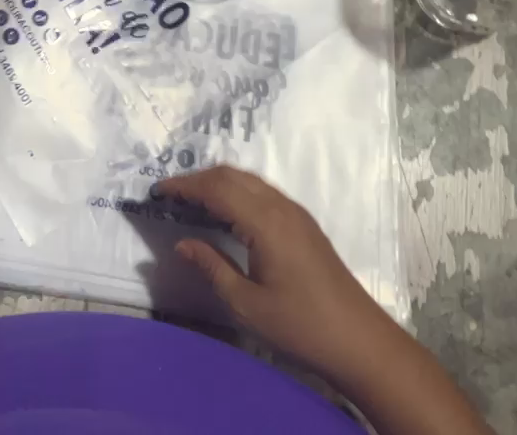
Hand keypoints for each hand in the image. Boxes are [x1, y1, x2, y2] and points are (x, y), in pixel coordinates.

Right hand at [155, 165, 404, 374]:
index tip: (158, 191)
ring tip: (192, 198)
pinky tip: (226, 211)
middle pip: (233, 175)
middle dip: (199, 178)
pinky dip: (237, 190)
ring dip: (219, 181)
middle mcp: (281, 207)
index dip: (185, 186)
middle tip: (170, 193)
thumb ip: (212, 267)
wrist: (358, 340)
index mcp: (265, 222)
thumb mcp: (247, 304)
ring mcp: (295, 213)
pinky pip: (263, 191)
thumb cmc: (299, 326)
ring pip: (249, 180)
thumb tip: (182, 243)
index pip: (217, 189)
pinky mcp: (303, 223)